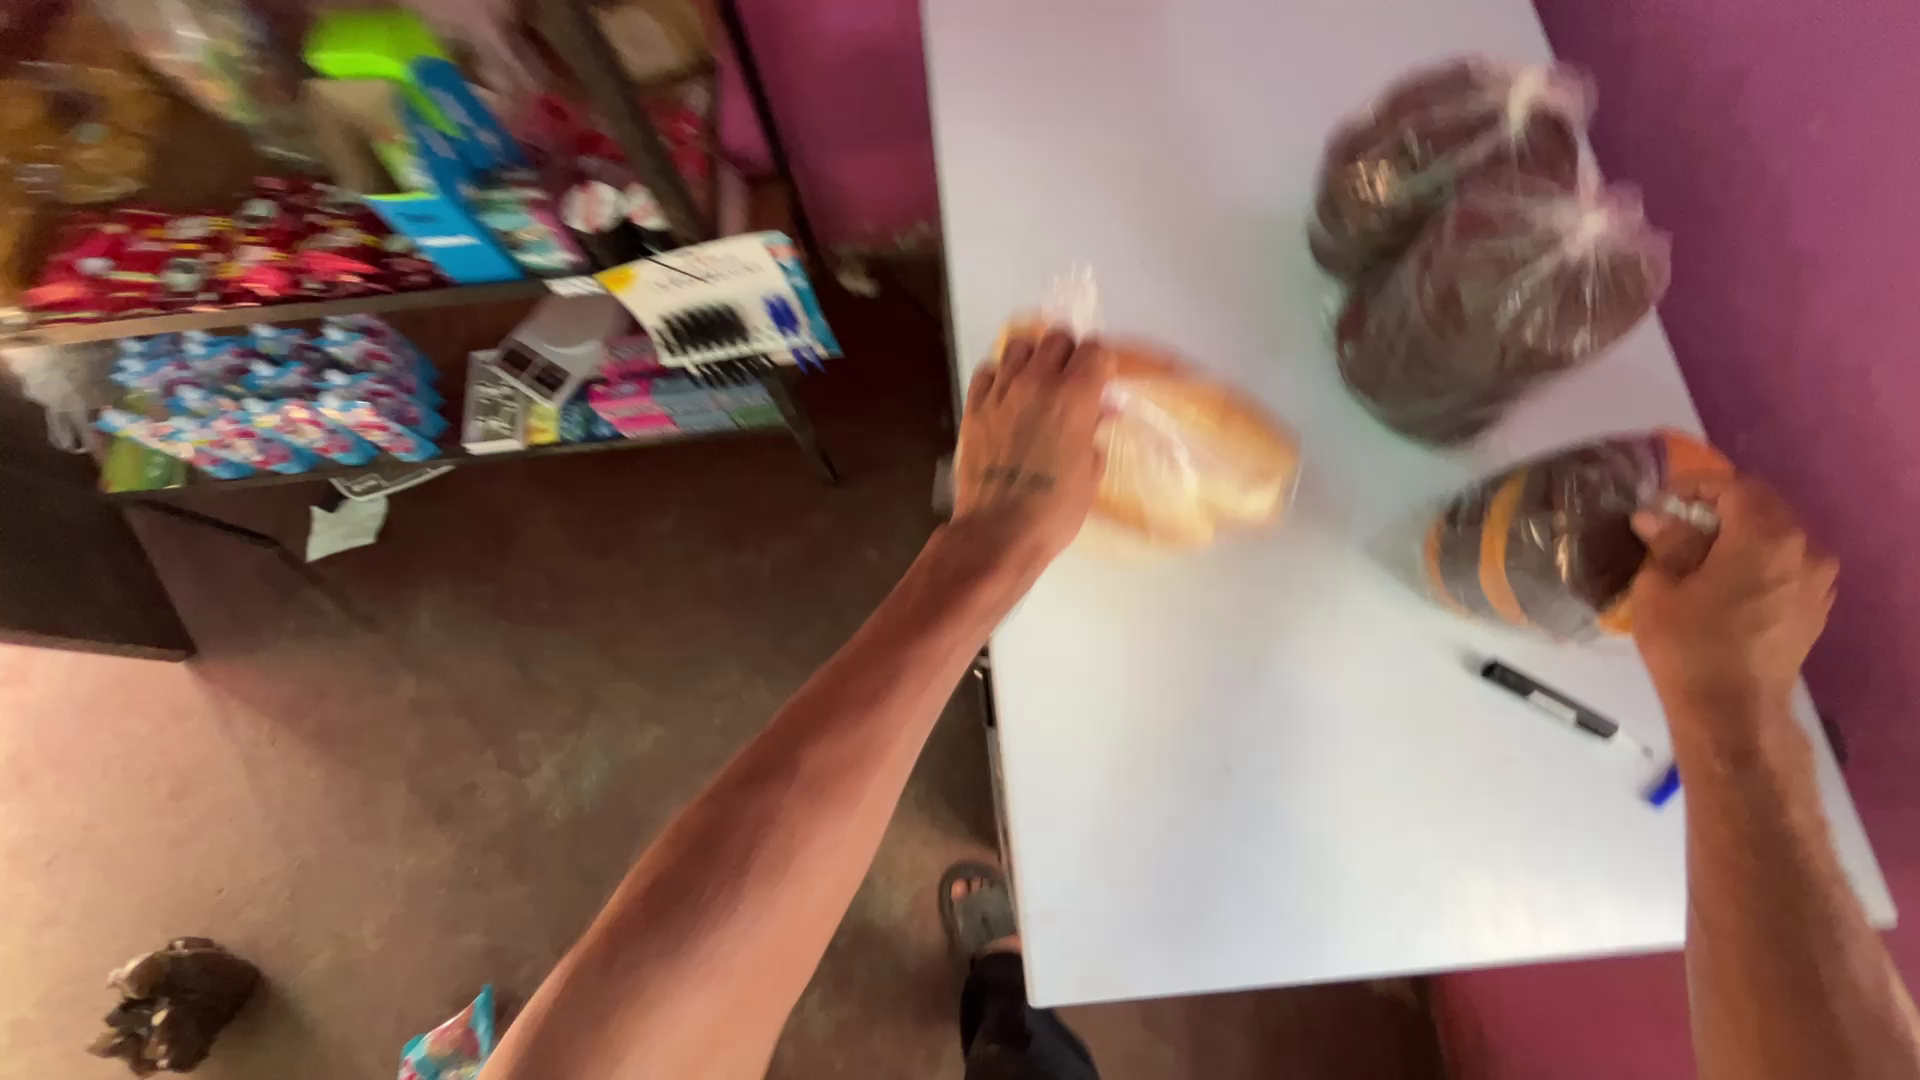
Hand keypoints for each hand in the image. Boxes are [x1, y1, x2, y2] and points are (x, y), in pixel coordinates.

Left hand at [951, 328, 1109, 570]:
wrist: (999, 531)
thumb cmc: (1055, 510)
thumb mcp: (1090, 471)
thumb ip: (1094, 431)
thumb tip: (1098, 411)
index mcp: (1074, 396)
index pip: (1095, 350)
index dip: (1100, 365)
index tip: (1100, 383)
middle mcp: (1037, 382)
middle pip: (1057, 339)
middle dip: (1068, 356)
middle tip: (1070, 383)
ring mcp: (1000, 392)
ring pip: (1019, 347)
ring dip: (1033, 360)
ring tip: (1036, 385)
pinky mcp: (974, 407)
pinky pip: (988, 371)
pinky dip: (1000, 378)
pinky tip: (1007, 399)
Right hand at [1629, 474, 1837, 731]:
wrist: (1732, 704)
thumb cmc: (1687, 641)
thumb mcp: (1660, 587)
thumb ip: (1667, 543)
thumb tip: (1656, 517)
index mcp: (1766, 539)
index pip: (1737, 488)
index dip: (1697, 485)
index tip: (1662, 497)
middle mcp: (1805, 551)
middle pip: (1764, 507)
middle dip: (1718, 506)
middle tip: (1673, 519)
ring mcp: (1818, 579)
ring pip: (1777, 535)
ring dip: (1737, 532)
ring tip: (1694, 549)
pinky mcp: (1815, 603)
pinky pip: (1786, 562)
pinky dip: (1753, 556)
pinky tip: (1720, 577)